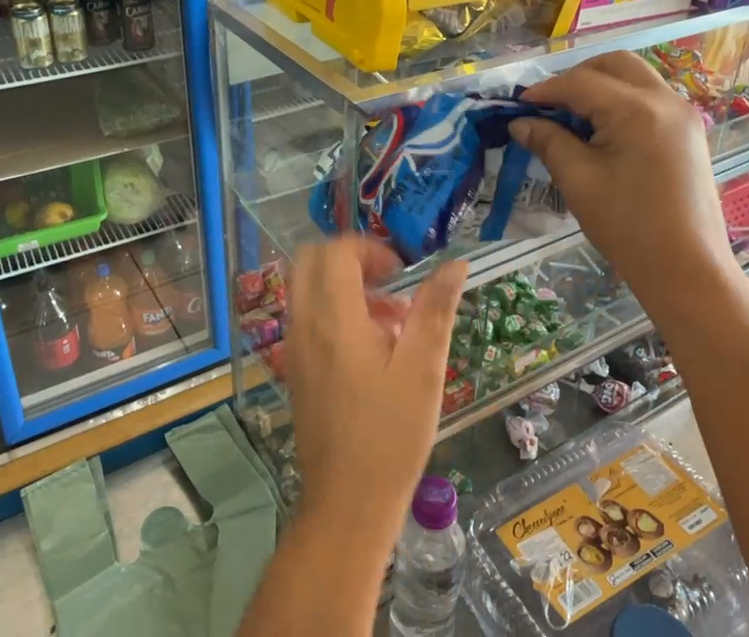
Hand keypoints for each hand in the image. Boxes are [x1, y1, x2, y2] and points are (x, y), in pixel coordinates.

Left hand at [282, 236, 465, 536]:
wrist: (347, 500)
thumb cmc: (391, 434)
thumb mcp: (423, 369)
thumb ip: (435, 310)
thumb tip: (454, 265)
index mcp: (333, 319)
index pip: (335, 252)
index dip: (370, 249)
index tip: (401, 273)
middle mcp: (304, 325)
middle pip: (311, 261)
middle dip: (351, 260)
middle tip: (391, 284)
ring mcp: (294, 348)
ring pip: (307, 289)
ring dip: (344, 287)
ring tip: (390, 321)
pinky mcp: (295, 370)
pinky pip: (307, 318)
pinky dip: (334, 312)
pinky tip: (372, 349)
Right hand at [509, 52, 734, 283]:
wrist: (687, 268)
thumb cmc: (628, 226)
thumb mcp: (579, 181)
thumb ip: (549, 142)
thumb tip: (521, 123)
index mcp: (637, 110)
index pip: (581, 82)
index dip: (545, 90)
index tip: (517, 105)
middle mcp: (666, 100)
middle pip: (615, 64)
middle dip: (577, 76)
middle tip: (548, 103)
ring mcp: (684, 115)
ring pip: (636, 77)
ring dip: (601, 85)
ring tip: (572, 117)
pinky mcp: (690, 133)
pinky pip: (650, 98)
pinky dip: (621, 100)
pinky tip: (602, 131)